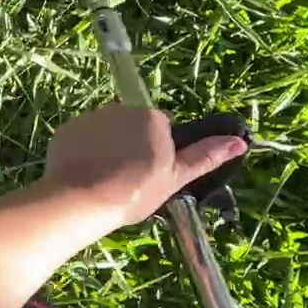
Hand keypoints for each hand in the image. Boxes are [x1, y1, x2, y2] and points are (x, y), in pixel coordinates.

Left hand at [41, 105, 247, 225]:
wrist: (82, 198)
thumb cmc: (135, 191)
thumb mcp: (175, 176)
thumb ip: (205, 156)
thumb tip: (239, 141)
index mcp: (151, 118)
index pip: (161, 127)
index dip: (159, 149)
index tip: (151, 171)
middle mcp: (120, 109)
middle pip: (133, 125)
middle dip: (133, 144)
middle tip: (130, 176)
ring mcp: (91, 118)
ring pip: (106, 131)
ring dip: (109, 146)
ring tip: (106, 177)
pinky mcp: (67, 129)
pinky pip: (82, 138)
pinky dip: (85, 151)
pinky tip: (85, 172)